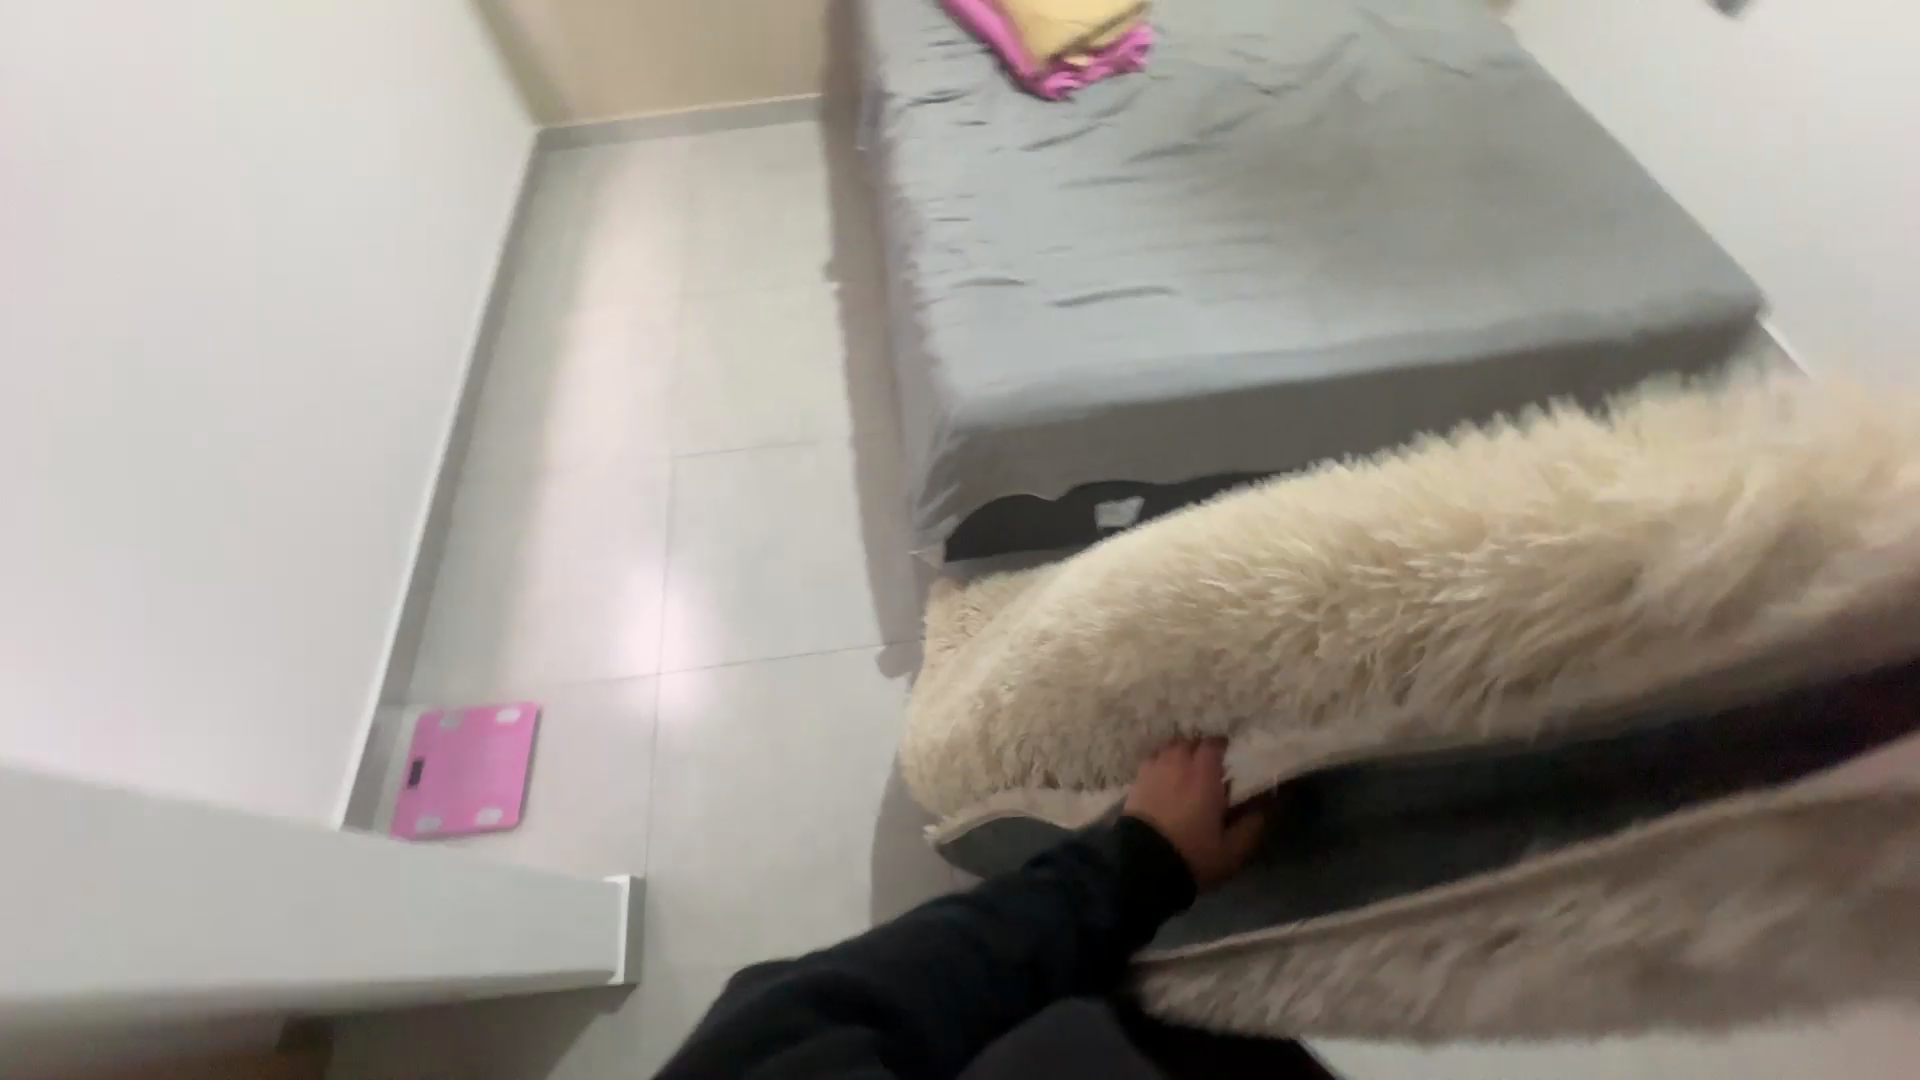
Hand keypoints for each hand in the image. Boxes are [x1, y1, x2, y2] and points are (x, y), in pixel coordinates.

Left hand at [1122, 739, 1264, 890]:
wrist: (1144, 861)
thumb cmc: (1193, 854)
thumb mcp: (1232, 849)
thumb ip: (1251, 826)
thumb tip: (1264, 807)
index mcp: (1204, 775)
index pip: (1213, 745)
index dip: (1221, 746)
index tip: (1228, 755)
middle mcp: (1178, 763)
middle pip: (1190, 742)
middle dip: (1200, 749)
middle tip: (1208, 765)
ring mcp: (1154, 768)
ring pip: (1169, 747)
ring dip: (1180, 752)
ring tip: (1186, 768)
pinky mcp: (1137, 778)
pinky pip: (1152, 759)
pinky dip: (1161, 761)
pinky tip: (1164, 775)